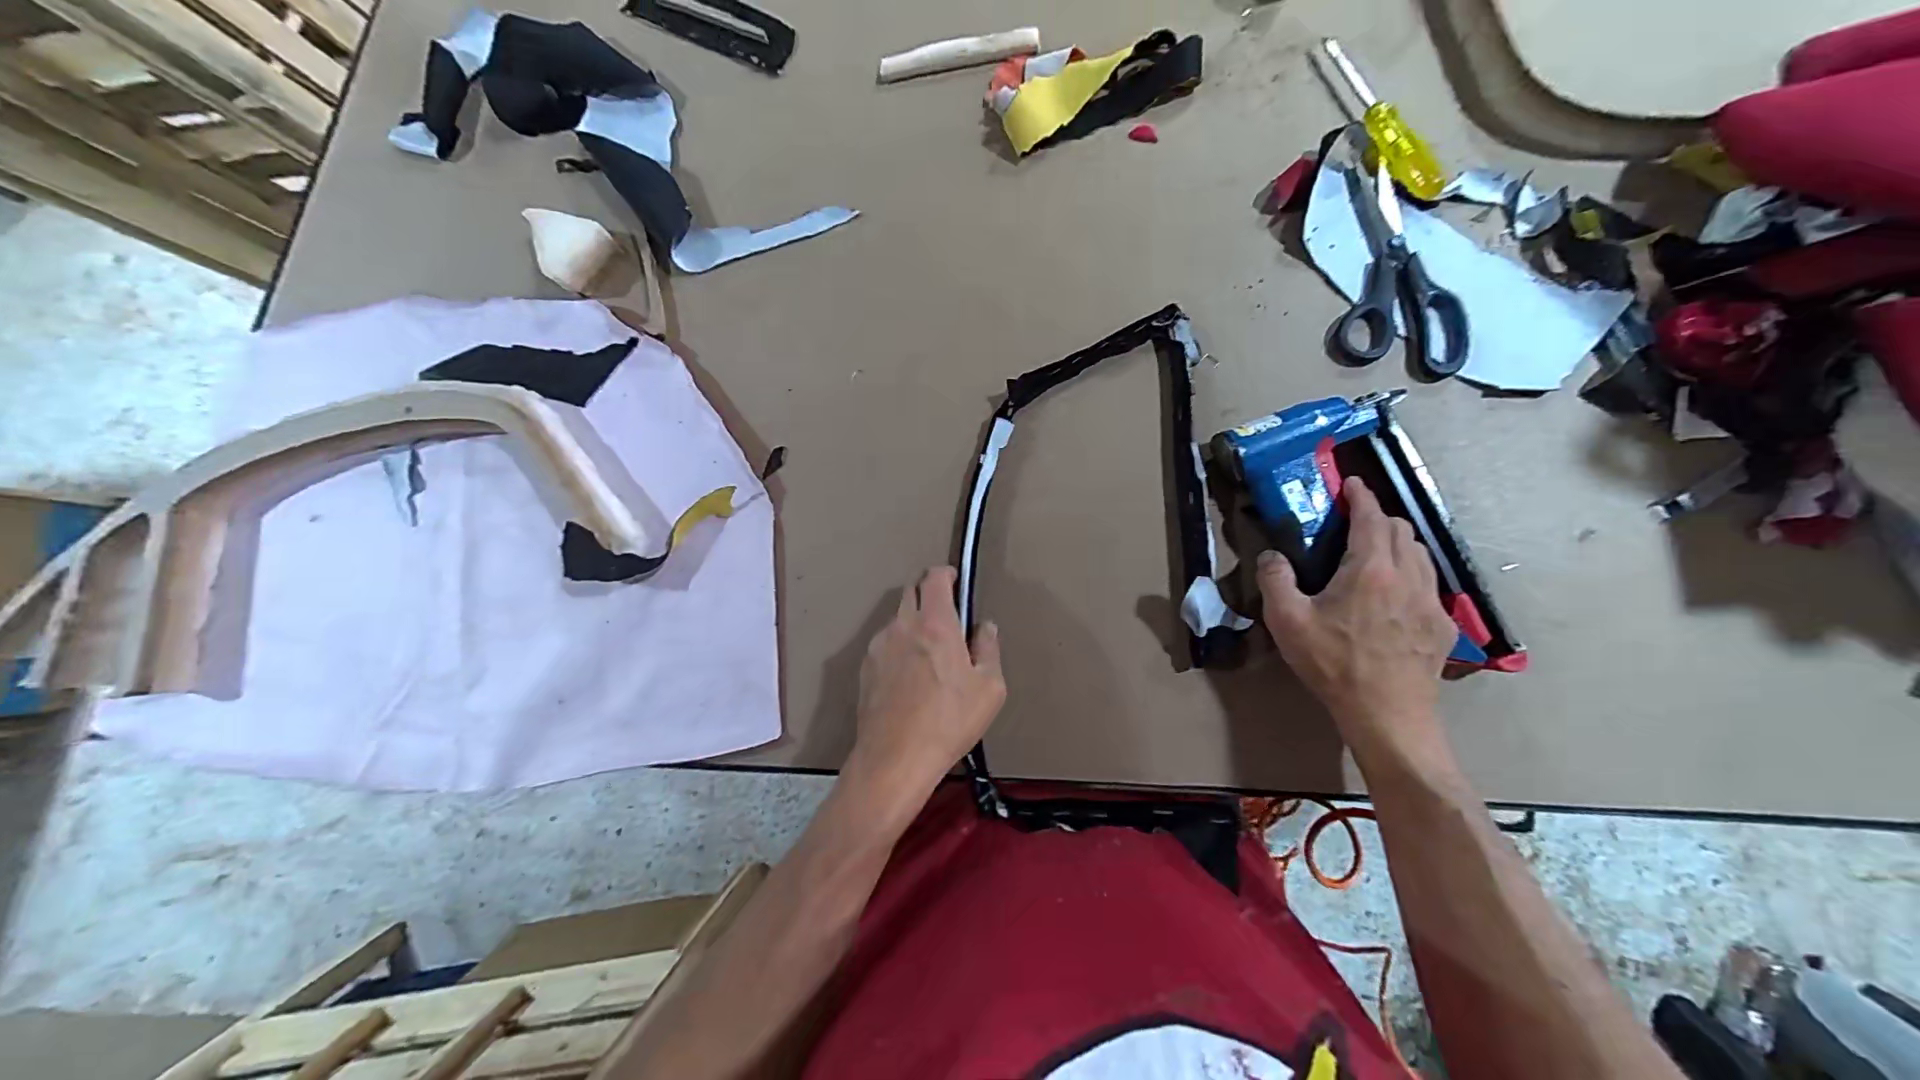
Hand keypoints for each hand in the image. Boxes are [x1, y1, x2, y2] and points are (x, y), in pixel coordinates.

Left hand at [849, 566, 1005, 795]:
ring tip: (929, 652)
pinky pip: (885, 643)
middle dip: (929, 594)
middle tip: (947, 617)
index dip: (946, 574)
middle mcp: (902, 626)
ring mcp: (879, 646)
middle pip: (912, 590)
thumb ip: (989, 649)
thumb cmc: (949, 722)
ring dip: (913, 622)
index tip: (956, 582)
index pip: (934, 577)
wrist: (895, 757)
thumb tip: (984, 627)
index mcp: (935, 624)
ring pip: (897, 618)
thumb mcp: (990, 688)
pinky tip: (909, 675)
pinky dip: (898, 646)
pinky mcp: (865, 667)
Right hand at [1257, 476, 1458, 769]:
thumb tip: (1272, 556)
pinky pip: (1429, 582)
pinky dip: (1412, 571)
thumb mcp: (1287, 621)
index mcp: (1370, 570)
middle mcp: (1407, 576)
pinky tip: (1395, 592)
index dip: (1362, 497)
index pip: (1372, 519)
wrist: (1387, 713)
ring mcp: (1431, 601)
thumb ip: (1275, 580)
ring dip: (1398, 543)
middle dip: (1380, 518)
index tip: (1352, 484)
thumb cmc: (1333, 664)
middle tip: (1355, 522)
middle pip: (1402, 531)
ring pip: (1421, 554)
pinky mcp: (1442, 625)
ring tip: (1376, 552)